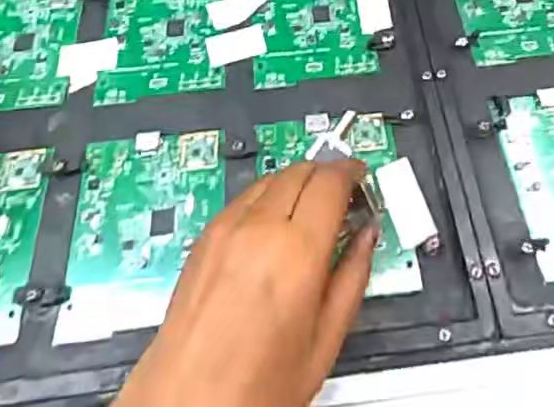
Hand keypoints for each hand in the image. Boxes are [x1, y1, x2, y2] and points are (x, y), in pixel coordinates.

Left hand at [118, 159, 373, 406]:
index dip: (351, 172)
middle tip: (342, 194)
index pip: (330, 182)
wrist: (186, 405)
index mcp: (295, 254)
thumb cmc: (254, 389)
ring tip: (310, 210)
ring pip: (272, 177)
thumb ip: (353, 278)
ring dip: (296, 182)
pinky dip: (267, 197)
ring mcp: (226, 228)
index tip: (360, 175)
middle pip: (301, 170)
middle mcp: (258, 229)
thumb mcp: (323, 341)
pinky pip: (245, 197)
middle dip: (326, 174)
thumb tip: (367, 236)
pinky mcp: (205, 236)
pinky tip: (275, 225)